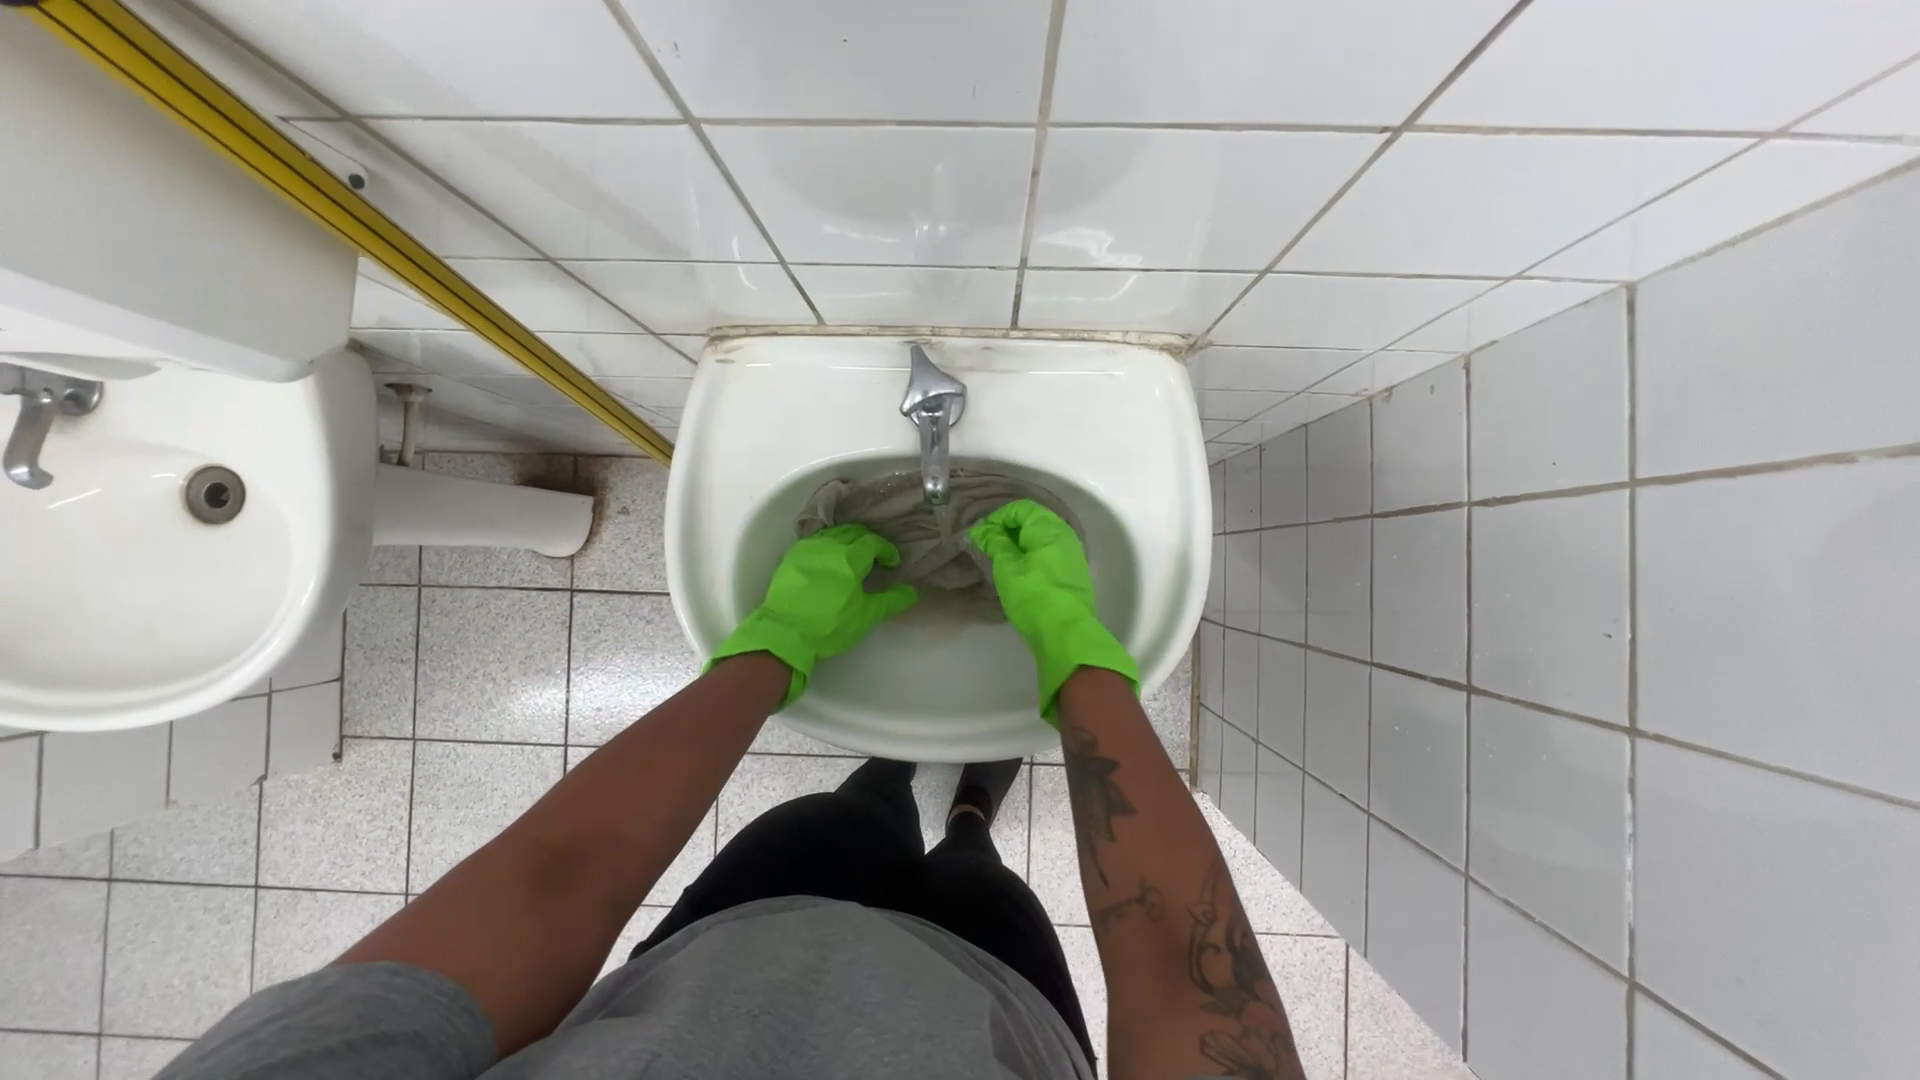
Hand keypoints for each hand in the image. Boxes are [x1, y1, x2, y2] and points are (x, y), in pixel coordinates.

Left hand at [710, 524, 917, 703]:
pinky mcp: (791, 557)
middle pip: (853, 532)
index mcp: (850, 557)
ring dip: (847, 541)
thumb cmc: (830, 625)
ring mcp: (807, 549)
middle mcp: (829, 546)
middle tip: (875, 558)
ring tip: (853, 557)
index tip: (892, 563)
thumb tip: (911, 592)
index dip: (886, 549)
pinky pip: (815, 541)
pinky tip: (829, 560)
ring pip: (833, 534)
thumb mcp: (865, 616)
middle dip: (868, 542)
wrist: (785, 633)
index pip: (873, 541)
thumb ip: (890, 601)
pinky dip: (828, 545)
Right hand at [970, 500, 1137, 722]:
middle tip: (986, 547)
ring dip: (1018, 545)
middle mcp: (1064, 535)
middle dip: (1007, 530)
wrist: (1065, 632)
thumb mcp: (1006, 567)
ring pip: (1040, 539)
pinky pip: (1048, 554)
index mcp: (1048, 527)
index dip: (997, 518)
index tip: (980, 535)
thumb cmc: (1033, 595)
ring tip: (999, 561)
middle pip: (1032, 521)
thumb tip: (980, 530)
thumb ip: (994, 543)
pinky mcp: (1072, 573)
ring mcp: (1071, 554)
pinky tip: (1018, 573)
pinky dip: (1031, 556)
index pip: (1020, 508)